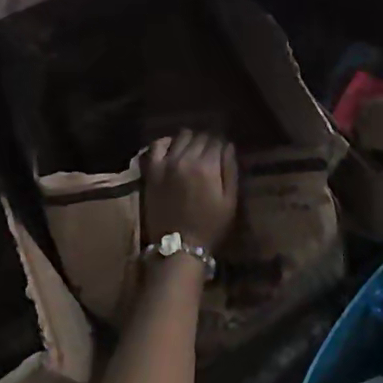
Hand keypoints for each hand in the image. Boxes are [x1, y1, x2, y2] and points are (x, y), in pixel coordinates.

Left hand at [142, 129, 239, 253]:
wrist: (179, 246)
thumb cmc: (210, 226)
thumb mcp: (229, 200)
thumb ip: (230, 170)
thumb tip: (228, 146)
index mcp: (207, 166)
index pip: (217, 140)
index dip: (222, 144)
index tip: (222, 150)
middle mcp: (186, 158)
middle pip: (200, 137)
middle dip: (207, 141)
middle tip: (209, 152)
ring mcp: (167, 163)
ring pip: (181, 137)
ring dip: (190, 140)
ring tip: (193, 149)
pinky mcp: (152, 170)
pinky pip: (157, 145)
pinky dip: (166, 142)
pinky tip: (172, 147)